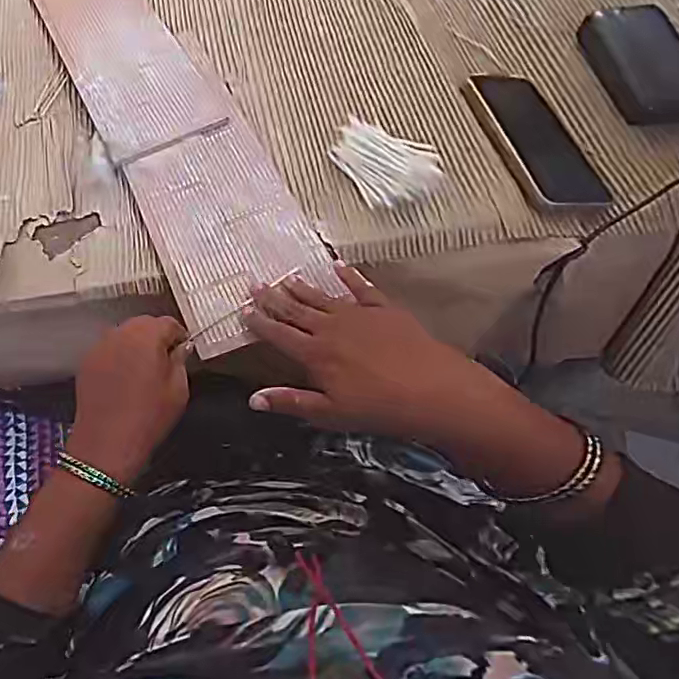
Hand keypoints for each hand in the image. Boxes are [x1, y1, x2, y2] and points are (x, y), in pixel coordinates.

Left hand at [68, 316, 190, 483]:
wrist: (107, 442)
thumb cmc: (147, 418)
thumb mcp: (178, 390)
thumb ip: (180, 361)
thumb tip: (179, 349)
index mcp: (146, 336)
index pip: (168, 323)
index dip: (179, 336)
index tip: (183, 350)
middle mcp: (120, 334)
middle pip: (143, 325)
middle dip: (156, 337)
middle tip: (166, 361)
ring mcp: (100, 347)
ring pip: (124, 335)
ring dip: (136, 346)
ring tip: (144, 372)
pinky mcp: (87, 362)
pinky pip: (109, 350)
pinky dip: (119, 357)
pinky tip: (125, 380)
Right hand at [243, 264, 530, 439]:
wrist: (434, 391)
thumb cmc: (378, 408)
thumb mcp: (329, 413)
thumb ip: (290, 402)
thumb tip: (253, 399)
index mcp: (315, 354)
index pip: (279, 334)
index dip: (260, 322)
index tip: (244, 309)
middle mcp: (331, 329)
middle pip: (296, 310)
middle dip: (273, 298)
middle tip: (256, 284)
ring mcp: (359, 316)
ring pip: (322, 297)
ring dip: (302, 288)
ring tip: (285, 277)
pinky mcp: (385, 310)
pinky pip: (362, 288)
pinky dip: (349, 276)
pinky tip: (339, 266)